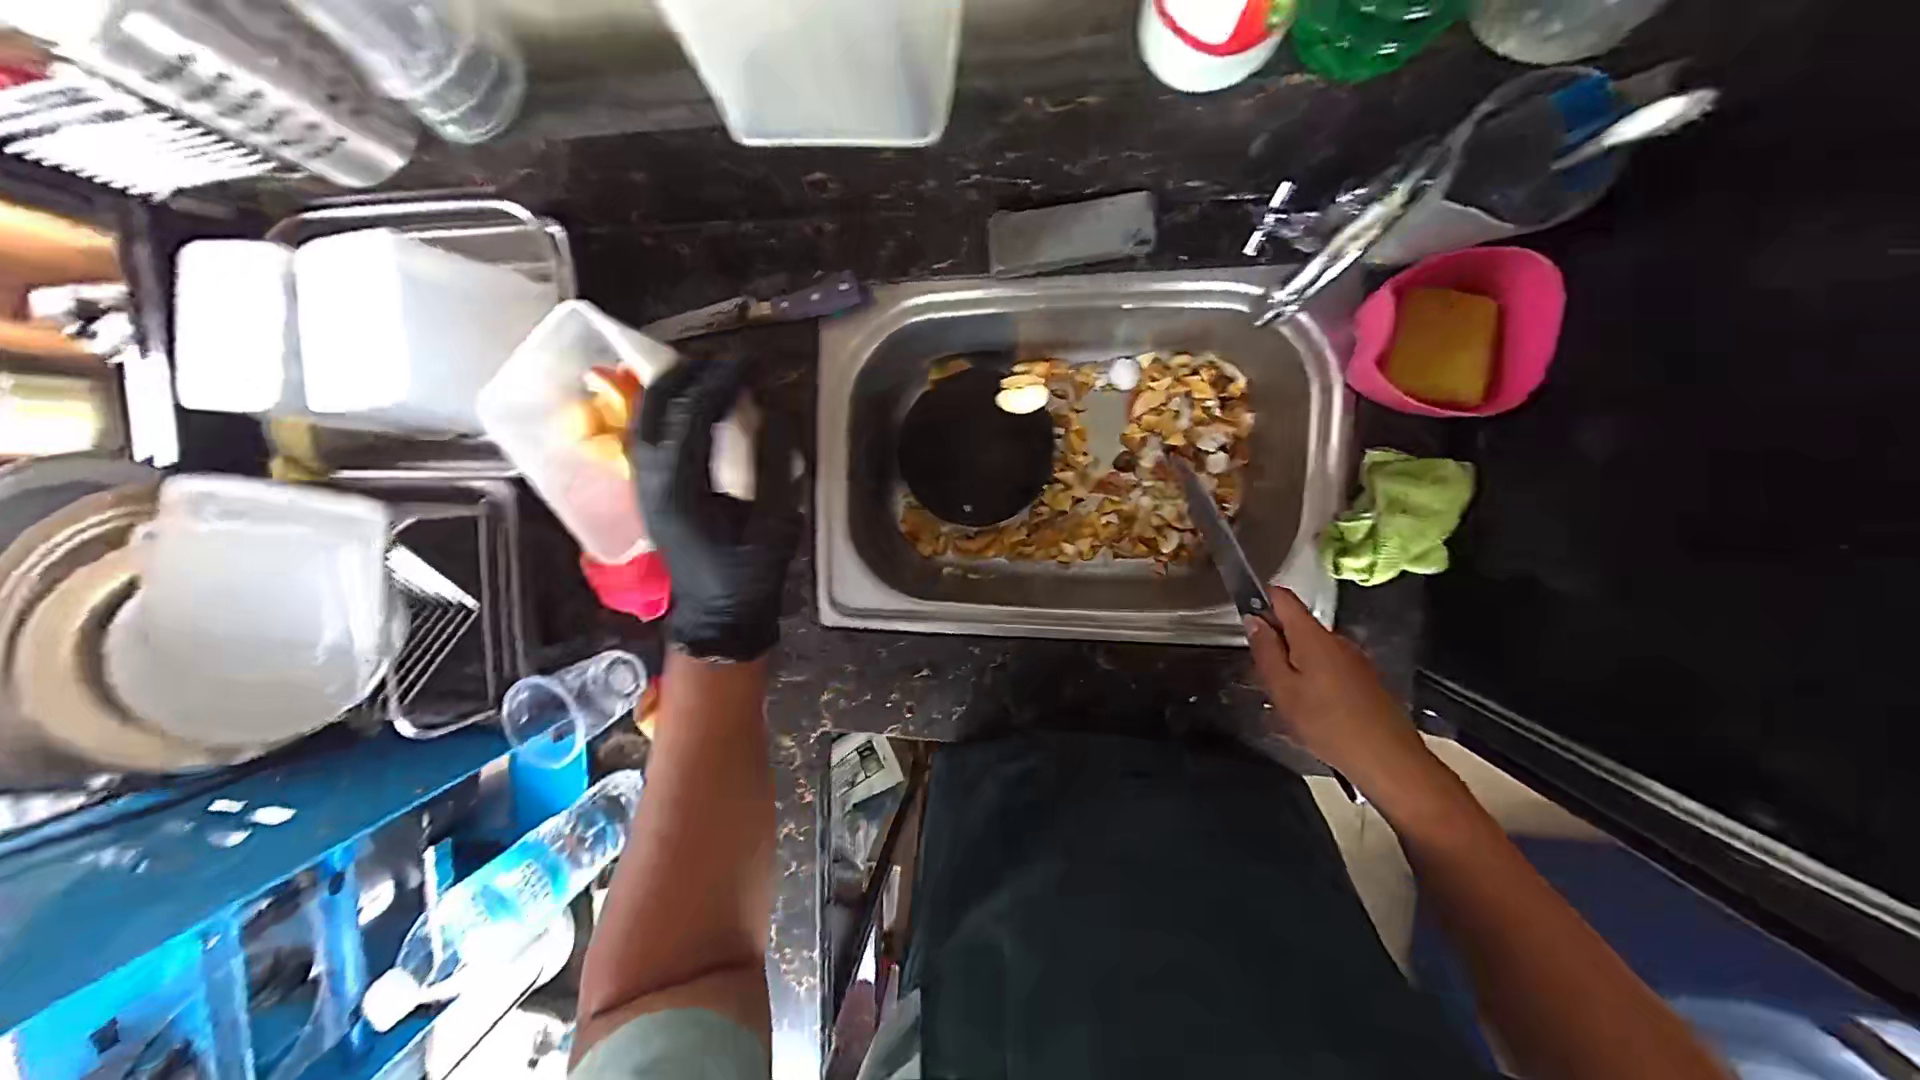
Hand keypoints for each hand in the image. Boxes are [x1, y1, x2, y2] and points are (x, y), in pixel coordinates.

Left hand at [629, 356, 797, 660]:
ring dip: (675, 388)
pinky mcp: (646, 489)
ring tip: (711, 376)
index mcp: (681, 487)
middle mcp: (650, 478)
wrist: (715, 614)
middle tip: (729, 363)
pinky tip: (693, 407)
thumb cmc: (748, 575)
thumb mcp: (775, 523)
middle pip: (656, 404)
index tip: (750, 364)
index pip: (694, 414)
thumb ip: (776, 466)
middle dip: (690, 374)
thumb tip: (778, 415)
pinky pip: (648, 433)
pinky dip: (668, 409)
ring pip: (644, 415)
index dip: (722, 382)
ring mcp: (642, 483)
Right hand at [1245, 585, 1435, 791]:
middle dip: (1274, 639)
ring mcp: (1354, 658)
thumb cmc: (1328, 724)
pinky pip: (1328, 665)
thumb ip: (1265, 651)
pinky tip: (1308, 707)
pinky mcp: (1364, 678)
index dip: (1260, 598)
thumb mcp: (1282, 689)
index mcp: (1313, 636)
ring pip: (1312, 647)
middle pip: (1297, 624)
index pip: (1283, 598)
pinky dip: (1311, 676)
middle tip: (1259, 670)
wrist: (1387, 758)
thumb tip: (1254, 621)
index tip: (1244, 615)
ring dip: (1292, 661)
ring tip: (1282, 695)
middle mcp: (1337, 640)